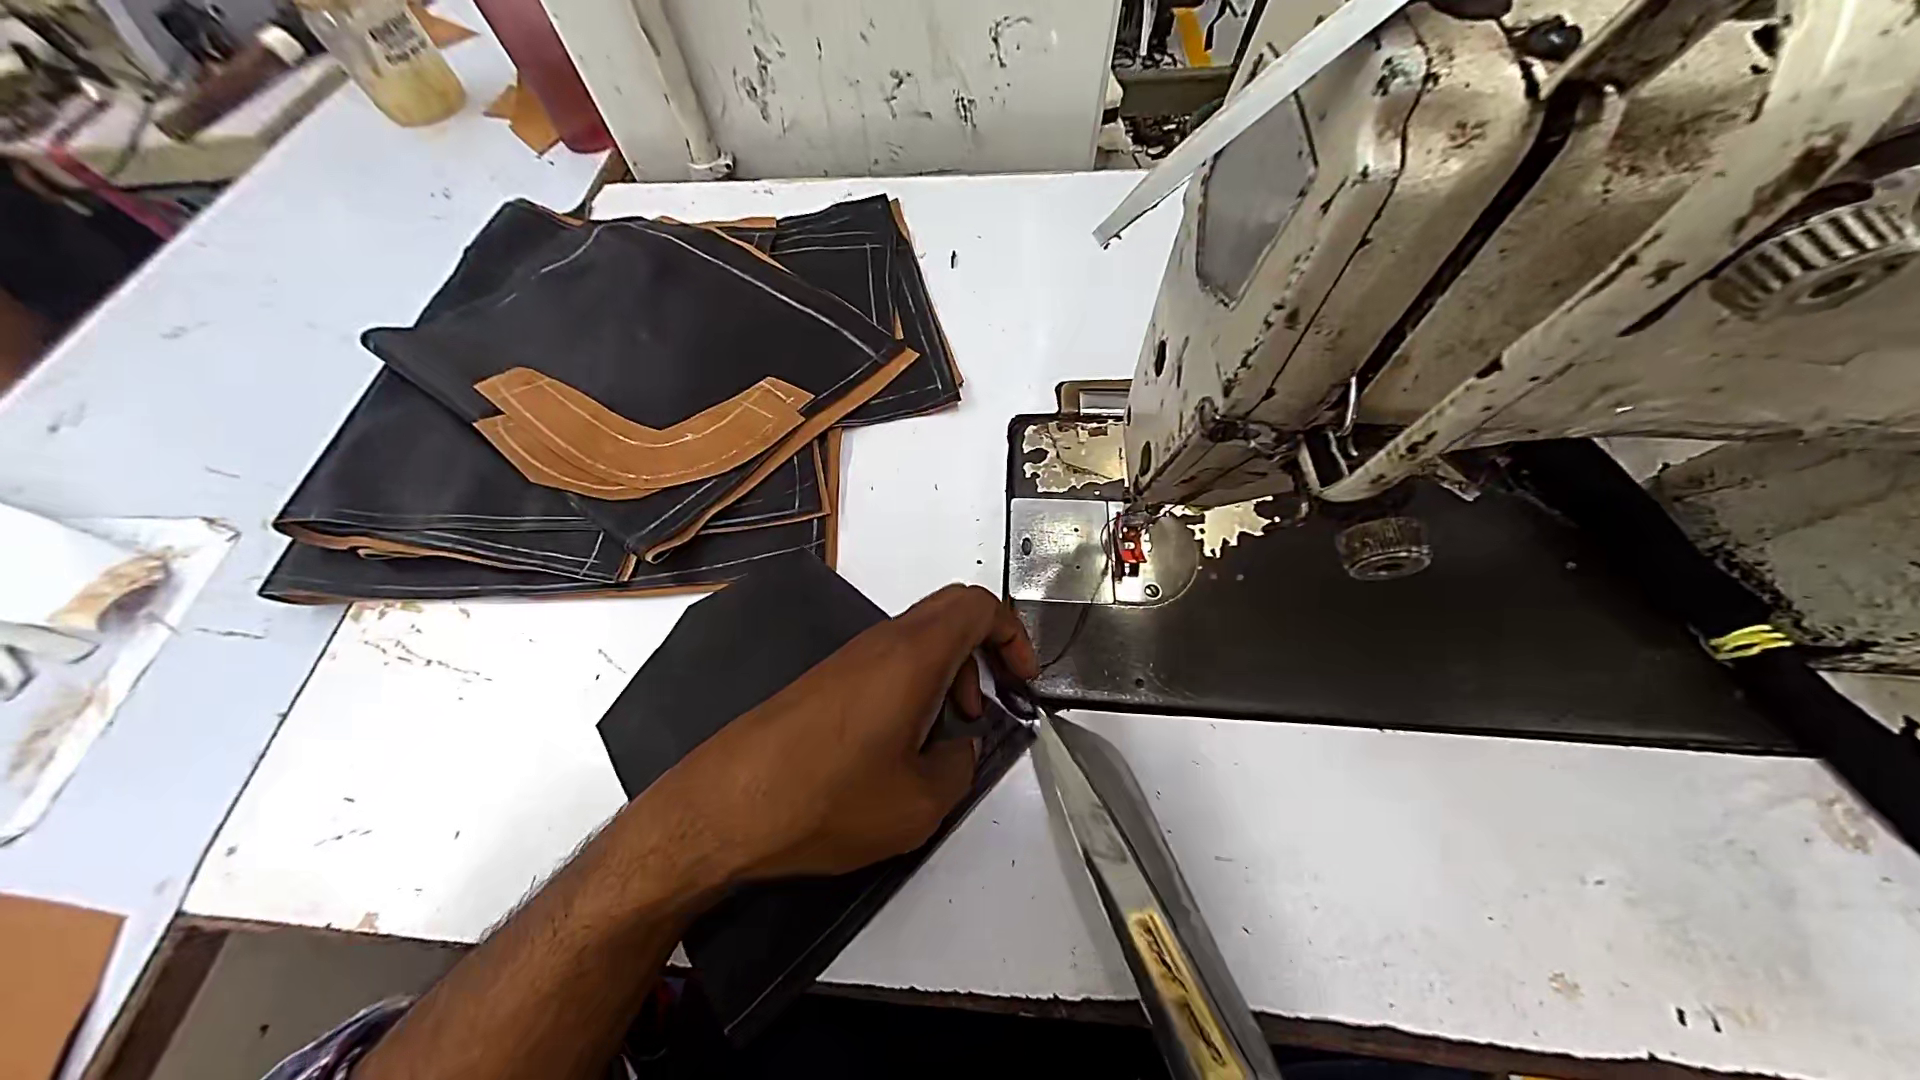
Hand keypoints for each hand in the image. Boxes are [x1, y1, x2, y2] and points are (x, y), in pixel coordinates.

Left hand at [639, 583, 1038, 882]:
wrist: (723, 808)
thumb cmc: (821, 799)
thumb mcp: (918, 803)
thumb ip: (959, 768)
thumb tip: (960, 751)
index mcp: (912, 656)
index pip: (978, 606)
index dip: (1012, 635)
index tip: (1022, 678)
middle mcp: (879, 642)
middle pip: (950, 612)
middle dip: (985, 650)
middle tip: (991, 702)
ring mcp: (848, 657)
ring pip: (918, 639)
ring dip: (948, 672)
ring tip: (947, 732)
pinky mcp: (825, 680)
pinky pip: (887, 662)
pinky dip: (913, 686)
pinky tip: (902, 742)